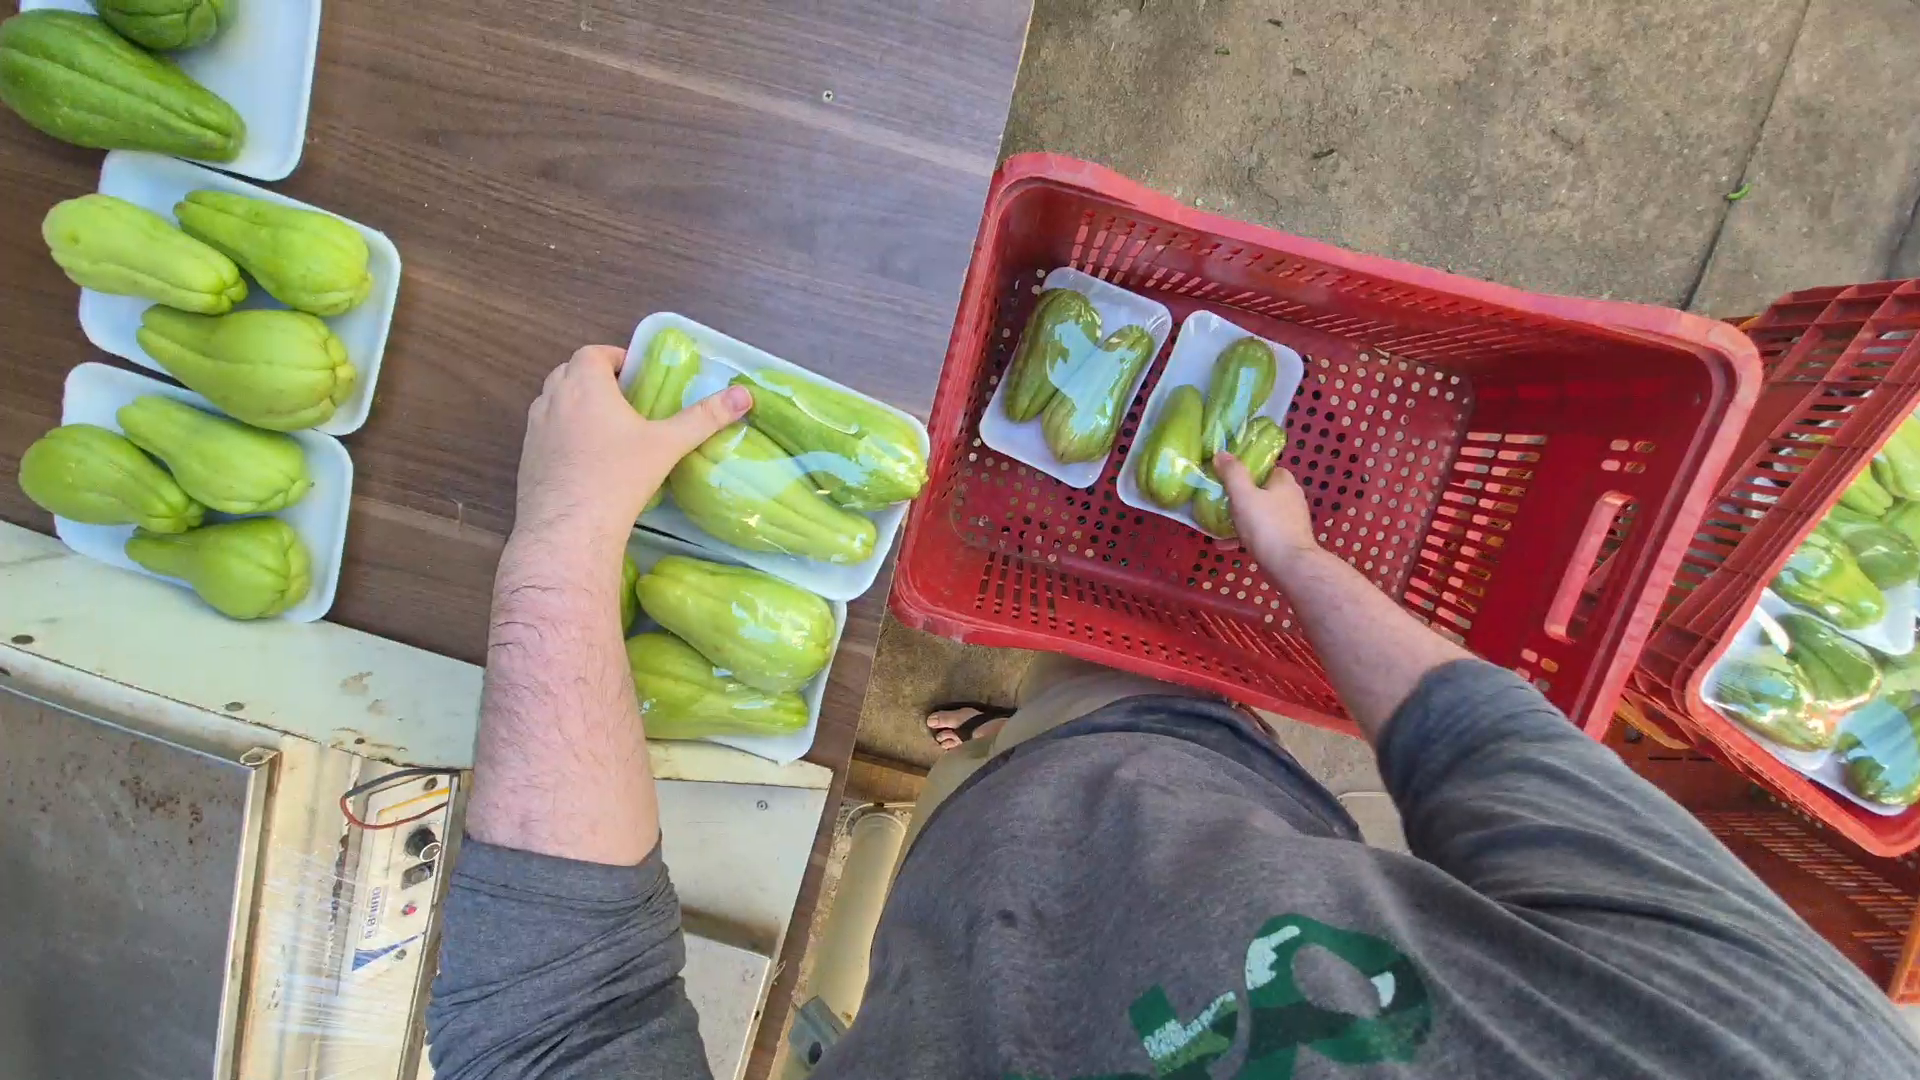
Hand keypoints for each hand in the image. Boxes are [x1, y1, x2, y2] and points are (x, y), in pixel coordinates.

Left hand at [514, 345, 750, 542]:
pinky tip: (587, 458)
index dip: (614, 358)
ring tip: (607, 427)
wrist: (569, 526)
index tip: (635, 374)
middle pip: (569, 372)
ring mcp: (535, 428)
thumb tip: (744, 395)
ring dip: (577, 403)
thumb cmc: (619, 476)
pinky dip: (564, 432)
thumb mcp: (668, 444)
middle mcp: (553, 399)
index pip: (592, 353)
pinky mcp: (527, 456)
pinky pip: (546, 431)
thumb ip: (705, 418)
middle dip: (596, 378)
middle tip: (626, 399)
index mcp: (585, 385)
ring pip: (554, 401)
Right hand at [1214, 450, 1319, 569]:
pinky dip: (1244, 535)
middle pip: (1261, 491)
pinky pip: (1260, 532)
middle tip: (1219, 500)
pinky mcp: (1285, 539)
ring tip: (1217, 524)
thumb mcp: (1243, 495)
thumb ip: (1232, 473)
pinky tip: (1225, 544)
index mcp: (1284, 483)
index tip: (1227, 476)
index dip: (1247, 470)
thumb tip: (1222, 453)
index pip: (1266, 468)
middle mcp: (1290, 498)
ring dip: (1239, 518)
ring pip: (1259, 513)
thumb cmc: (1266, 526)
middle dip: (1239, 496)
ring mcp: (1289, 520)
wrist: (1289, 565)